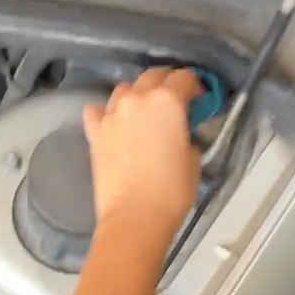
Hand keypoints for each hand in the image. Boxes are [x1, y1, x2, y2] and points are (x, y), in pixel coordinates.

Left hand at [83, 69, 202, 248]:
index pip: (184, 78)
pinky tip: (113, 123)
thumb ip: (188, 136)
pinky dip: (106, 113)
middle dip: (166, 84)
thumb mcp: (193, 161)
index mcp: (167, 101)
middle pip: (152, 77)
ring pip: (124, 90)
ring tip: (143, 113)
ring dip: (136, 96)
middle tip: (174, 101)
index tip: (199, 98)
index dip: (195, 86)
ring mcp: (112, 114)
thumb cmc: (171, 193)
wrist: (134, 218)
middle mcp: (137, 99)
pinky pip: (98, 111)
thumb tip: (181, 133)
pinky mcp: (94, 133)